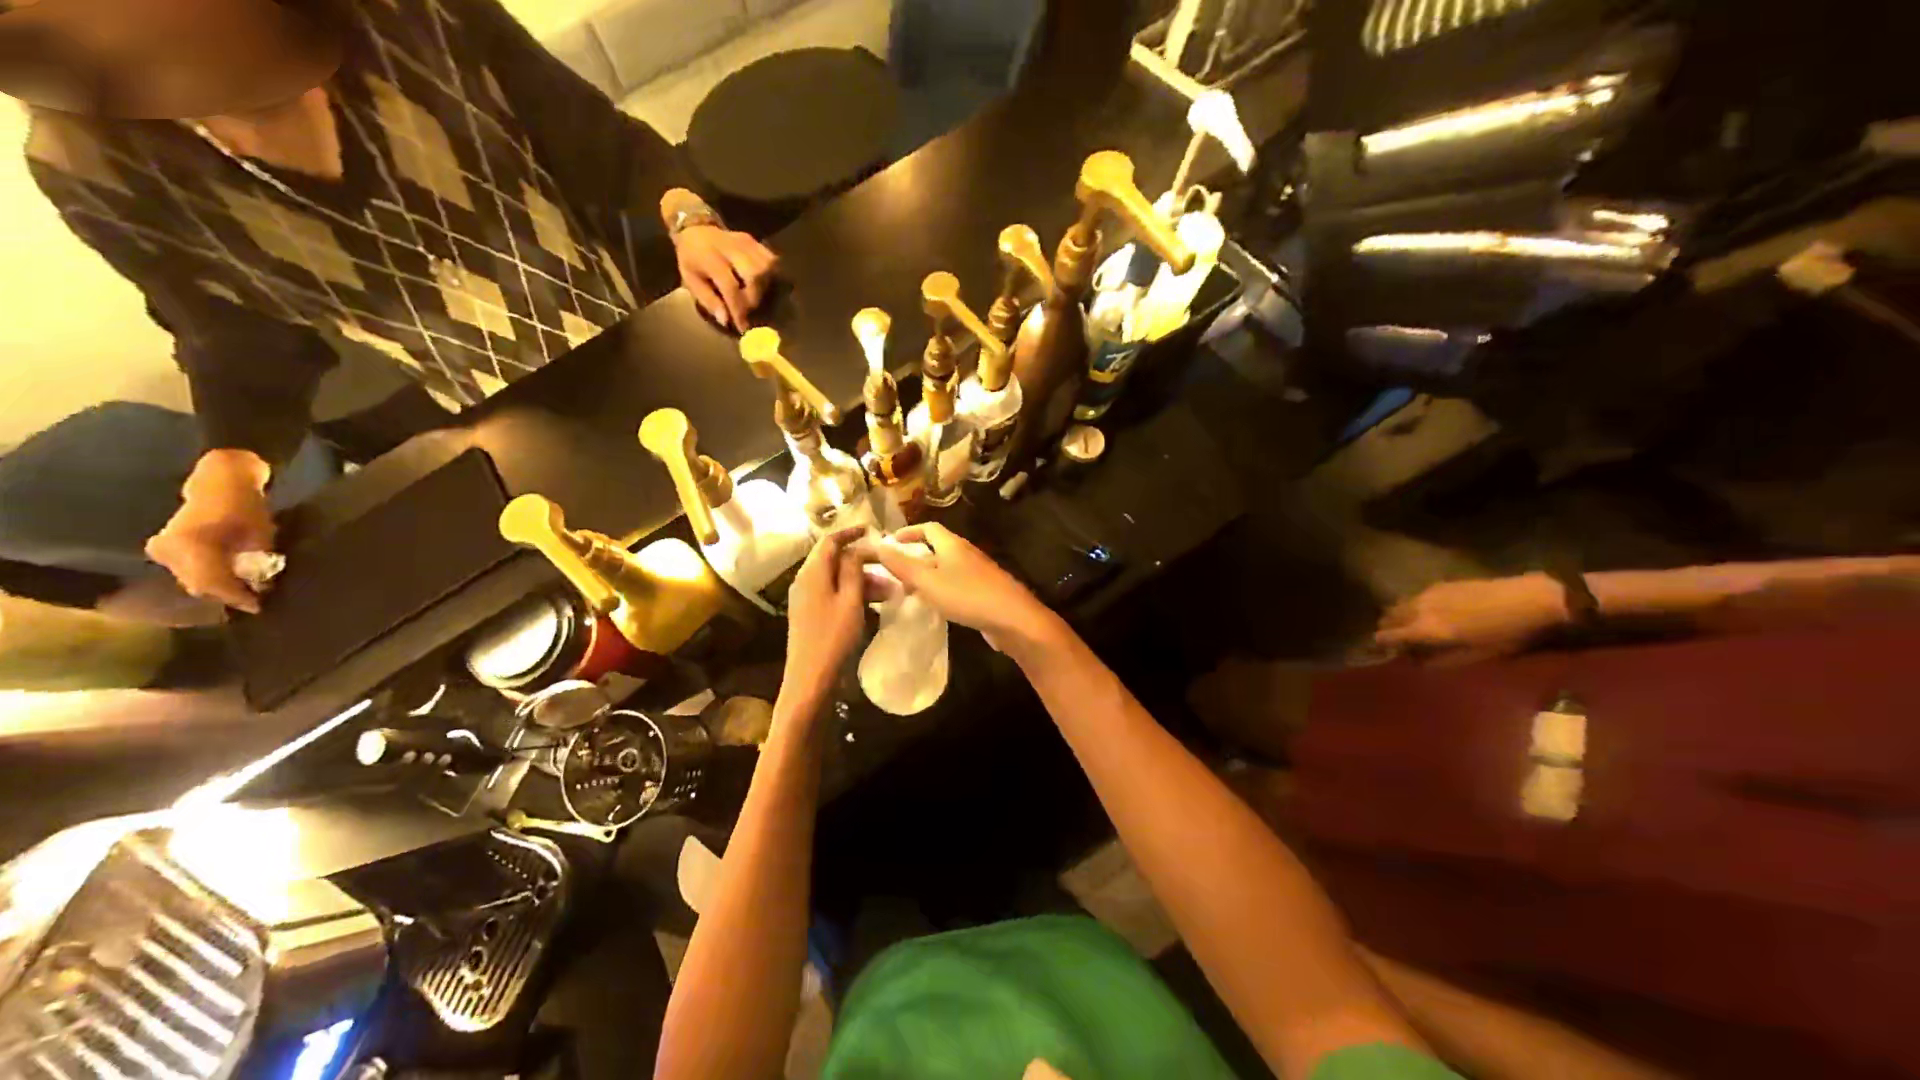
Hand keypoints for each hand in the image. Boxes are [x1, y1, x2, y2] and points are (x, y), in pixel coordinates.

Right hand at [146, 450, 275, 612]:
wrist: (218, 483)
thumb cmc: (246, 507)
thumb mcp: (260, 537)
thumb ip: (258, 563)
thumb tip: (261, 588)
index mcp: (193, 547)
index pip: (213, 582)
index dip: (236, 597)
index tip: (258, 607)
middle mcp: (170, 551)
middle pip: (199, 584)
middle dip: (226, 595)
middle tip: (252, 602)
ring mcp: (161, 550)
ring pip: (190, 579)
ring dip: (215, 588)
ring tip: (242, 593)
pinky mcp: (160, 548)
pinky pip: (183, 570)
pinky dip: (204, 577)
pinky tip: (225, 580)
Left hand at [673, 225, 777, 331]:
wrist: (695, 230)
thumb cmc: (692, 260)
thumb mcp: (691, 281)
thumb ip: (708, 300)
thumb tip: (726, 320)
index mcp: (710, 258)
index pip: (730, 285)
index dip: (738, 307)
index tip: (742, 326)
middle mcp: (730, 247)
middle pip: (754, 274)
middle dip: (754, 297)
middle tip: (749, 310)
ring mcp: (745, 242)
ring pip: (766, 267)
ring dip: (764, 287)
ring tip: (754, 297)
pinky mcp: (754, 241)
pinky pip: (771, 260)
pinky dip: (770, 275)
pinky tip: (763, 284)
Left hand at [782, 529, 872, 699]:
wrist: (810, 678)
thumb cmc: (833, 637)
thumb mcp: (850, 600)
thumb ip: (854, 570)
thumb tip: (857, 547)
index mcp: (812, 573)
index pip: (829, 541)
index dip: (850, 533)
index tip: (872, 530)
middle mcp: (805, 581)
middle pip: (834, 560)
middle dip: (862, 562)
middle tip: (889, 568)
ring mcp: (805, 598)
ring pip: (836, 579)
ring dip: (861, 581)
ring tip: (889, 592)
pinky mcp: (809, 614)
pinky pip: (832, 594)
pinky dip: (852, 594)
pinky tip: (873, 606)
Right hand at [862, 523, 1061, 654]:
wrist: (1013, 619)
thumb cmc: (967, 595)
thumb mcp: (928, 581)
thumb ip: (902, 564)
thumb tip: (877, 544)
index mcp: (952, 545)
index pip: (929, 528)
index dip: (909, 532)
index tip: (890, 542)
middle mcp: (966, 554)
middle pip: (938, 549)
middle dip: (915, 558)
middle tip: (896, 573)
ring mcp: (979, 573)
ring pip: (947, 569)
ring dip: (927, 576)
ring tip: (910, 592)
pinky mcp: (986, 592)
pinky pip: (957, 585)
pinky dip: (942, 590)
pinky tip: (936, 606)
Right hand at [1374, 573, 1569, 660]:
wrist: (1532, 599)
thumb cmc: (1507, 634)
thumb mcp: (1477, 656)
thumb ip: (1441, 660)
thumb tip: (1416, 663)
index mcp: (1426, 629)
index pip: (1387, 635)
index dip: (1382, 644)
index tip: (1386, 652)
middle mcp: (1420, 608)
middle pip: (1388, 617)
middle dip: (1388, 629)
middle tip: (1398, 641)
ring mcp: (1429, 593)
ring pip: (1399, 604)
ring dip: (1399, 616)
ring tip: (1411, 626)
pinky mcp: (1441, 584)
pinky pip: (1415, 597)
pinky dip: (1413, 606)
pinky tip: (1430, 613)